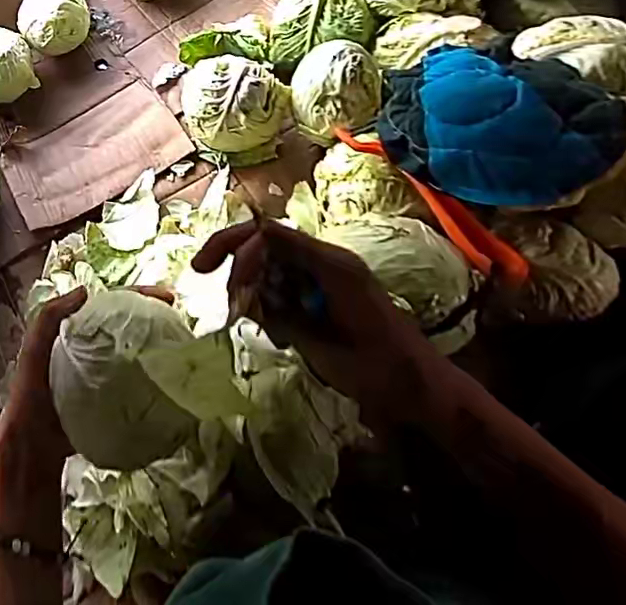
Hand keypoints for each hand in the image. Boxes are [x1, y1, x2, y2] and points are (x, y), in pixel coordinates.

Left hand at [0, 285, 174, 471]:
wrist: (32, 444)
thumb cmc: (30, 393)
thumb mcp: (34, 350)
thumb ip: (49, 319)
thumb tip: (84, 290)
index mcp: (74, 330)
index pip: (110, 303)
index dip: (137, 295)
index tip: (167, 298)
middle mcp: (90, 346)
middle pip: (127, 323)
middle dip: (153, 317)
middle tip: (180, 320)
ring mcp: (102, 372)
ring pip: (133, 350)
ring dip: (155, 344)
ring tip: (180, 345)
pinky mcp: (111, 398)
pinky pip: (135, 381)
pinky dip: (151, 376)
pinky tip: (168, 380)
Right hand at [193, 218, 450, 424]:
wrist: (425, 392)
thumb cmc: (379, 372)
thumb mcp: (321, 345)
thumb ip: (281, 313)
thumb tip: (243, 294)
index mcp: (332, 264)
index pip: (271, 234)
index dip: (239, 250)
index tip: (220, 281)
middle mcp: (328, 260)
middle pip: (266, 239)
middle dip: (232, 254)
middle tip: (200, 271)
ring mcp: (328, 273)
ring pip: (270, 260)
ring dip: (251, 283)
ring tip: (246, 317)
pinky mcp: (327, 289)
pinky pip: (285, 279)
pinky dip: (268, 297)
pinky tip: (272, 328)